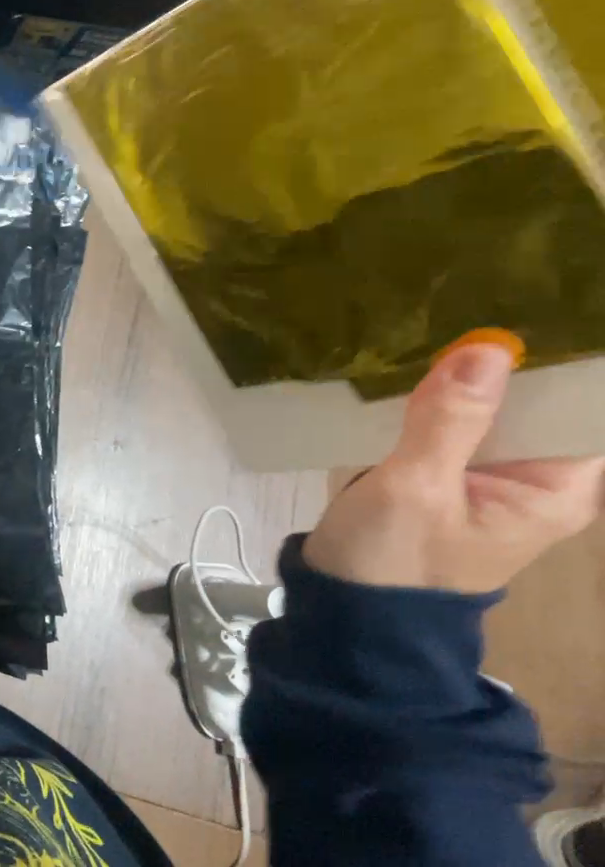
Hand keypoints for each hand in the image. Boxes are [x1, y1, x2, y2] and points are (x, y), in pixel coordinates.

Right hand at [304, 335, 602, 593]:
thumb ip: (449, 422)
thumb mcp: (415, 487)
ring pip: (485, 415)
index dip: (552, 368)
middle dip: (494, 368)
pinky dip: (426, 407)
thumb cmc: (392, 555)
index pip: (579, 410)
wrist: (350, 608)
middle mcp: (536, 481)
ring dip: (453, 385)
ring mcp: (487, 481)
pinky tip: (395, 386)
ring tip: (416, 344)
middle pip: (531, 408)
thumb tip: (488, 349)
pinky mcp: (444, 479)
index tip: (512, 325)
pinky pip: (449, 430)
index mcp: (557, 489)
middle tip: (447, 322)